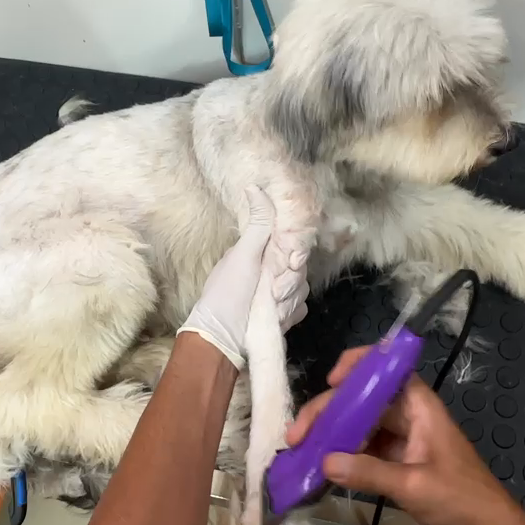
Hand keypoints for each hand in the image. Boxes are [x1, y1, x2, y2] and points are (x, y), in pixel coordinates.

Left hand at [178, 188, 305, 368]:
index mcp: (259, 252)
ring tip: (269, 310)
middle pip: (299, 268)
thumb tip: (254, 185)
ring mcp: (278, 293)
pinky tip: (275, 319)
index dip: (293, 256)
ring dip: (287, 301)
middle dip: (288, 283)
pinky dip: (289, 314)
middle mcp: (270, 270)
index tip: (288, 266)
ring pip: (301, 289)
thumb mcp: (243, 255)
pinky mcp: (283, 315)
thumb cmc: (227, 294)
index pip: (291, 245)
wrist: (223, 340)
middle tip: (272, 294)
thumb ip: (258, 224)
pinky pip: (300, 308)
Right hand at [287, 347, 524, 524]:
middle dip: (329, 411)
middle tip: (297, 435)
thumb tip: (324, 462)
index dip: (357, 365)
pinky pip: (364, 446)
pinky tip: (321, 466)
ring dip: (331, 433)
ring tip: (301, 449)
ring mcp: (403, 436)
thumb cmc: (460, 499)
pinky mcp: (398, 458)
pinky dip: (343, 453)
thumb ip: (369, 473)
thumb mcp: (413, 486)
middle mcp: (408, 414)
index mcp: (418, 406)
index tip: (330, 380)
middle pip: (362, 399)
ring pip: (359, 423)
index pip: (387, 368)